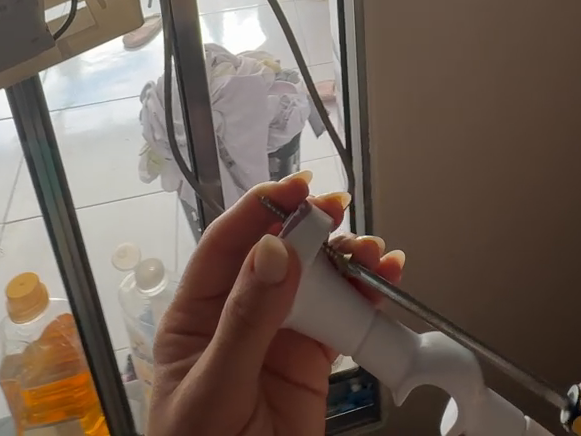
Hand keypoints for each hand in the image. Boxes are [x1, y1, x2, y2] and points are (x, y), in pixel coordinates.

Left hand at [148, 172, 403, 435]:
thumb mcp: (216, 393)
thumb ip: (245, 322)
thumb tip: (273, 251)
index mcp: (198, 316)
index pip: (227, 246)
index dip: (260, 210)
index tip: (294, 187)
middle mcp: (239, 315)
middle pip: (279, 252)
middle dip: (311, 226)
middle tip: (339, 211)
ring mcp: (279, 335)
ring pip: (316, 278)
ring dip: (347, 258)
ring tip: (373, 254)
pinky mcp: (312, 359)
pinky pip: (341, 315)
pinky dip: (365, 294)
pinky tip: (382, 279)